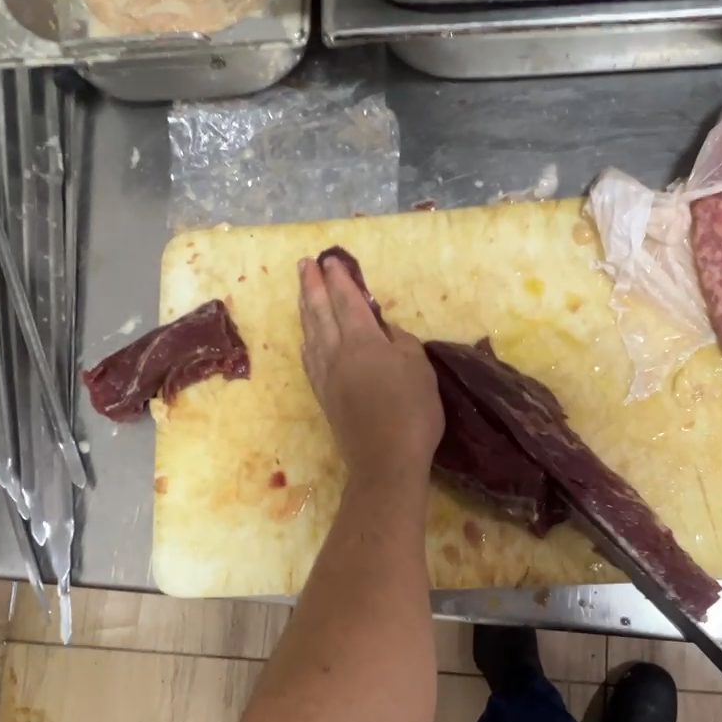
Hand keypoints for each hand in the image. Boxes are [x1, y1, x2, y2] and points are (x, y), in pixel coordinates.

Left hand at [298, 252, 443, 486]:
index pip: (347, 301)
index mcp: (363, 341)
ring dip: (305, 308)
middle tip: (304, 264)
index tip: (331, 260)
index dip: (340, 279)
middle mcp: (337, 353)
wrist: (385, 461)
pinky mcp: (324, 396)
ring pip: (310, 333)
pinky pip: (309, 358)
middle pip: (320, 311)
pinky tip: (306, 338)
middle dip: (312, 285)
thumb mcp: (420, 369)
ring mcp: (326, 376)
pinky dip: (307, 340)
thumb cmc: (411, 412)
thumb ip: (402, 342)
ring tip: (301, 291)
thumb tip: (386, 332)